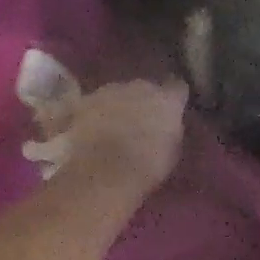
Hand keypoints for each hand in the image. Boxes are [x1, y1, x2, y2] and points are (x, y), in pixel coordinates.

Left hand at [63, 79, 188, 194]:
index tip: (172, 109)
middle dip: (142, 102)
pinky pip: (88, 98)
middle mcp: (138, 87)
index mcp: (166, 100)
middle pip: (143, 89)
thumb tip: (165, 124)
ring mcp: (108, 91)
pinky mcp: (83, 101)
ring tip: (112, 126)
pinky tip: (86, 116)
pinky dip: (89, 106)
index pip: (177, 89)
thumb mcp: (170, 152)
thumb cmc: (145, 168)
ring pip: (116, 93)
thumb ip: (169, 130)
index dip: (173, 99)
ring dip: (116, 105)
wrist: (102, 172)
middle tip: (139, 122)